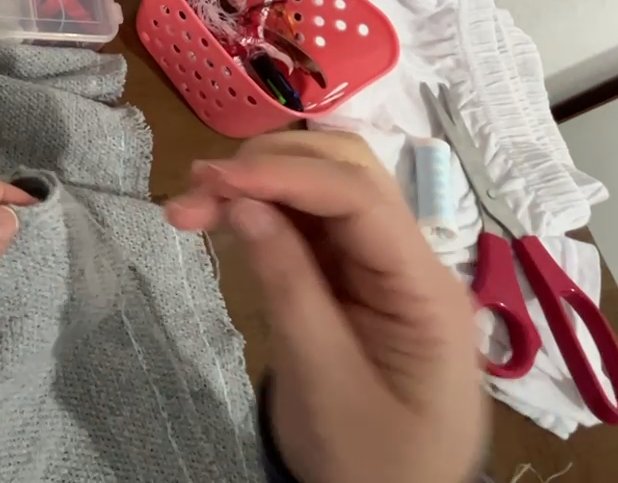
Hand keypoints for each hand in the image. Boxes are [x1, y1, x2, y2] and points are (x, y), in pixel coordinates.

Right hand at [165, 132, 485, 482]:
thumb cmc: (367, 461)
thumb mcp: (325, 382)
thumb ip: (288, 286)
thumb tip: (242, 205)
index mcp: (425, 289)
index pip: (358, 198)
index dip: (283, 175)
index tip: (212, 178)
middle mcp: (406, 258)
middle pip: (343, 170)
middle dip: (267, 165)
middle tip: (198, 188)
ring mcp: (376, 260)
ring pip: (316, 182)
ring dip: (255, 179)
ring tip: (193, 203)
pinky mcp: (345, 268)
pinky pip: (300, 214)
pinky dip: (255, 204)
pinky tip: (216, 216)